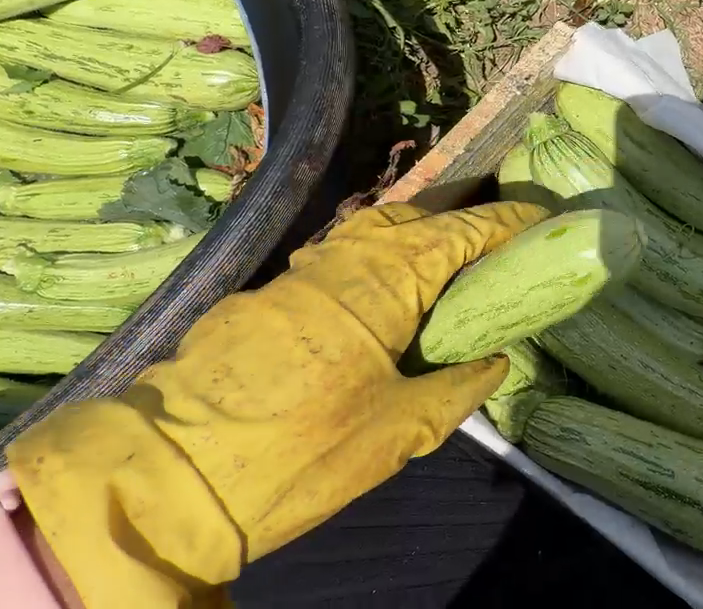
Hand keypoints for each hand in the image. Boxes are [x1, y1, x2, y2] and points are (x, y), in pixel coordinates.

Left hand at [6, 201, 548, 608]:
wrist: (159, 486)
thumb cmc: (300, 454)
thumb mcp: (400, 430)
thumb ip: (458, 388)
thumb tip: (493, 362)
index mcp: (387, 280)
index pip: (464, 230)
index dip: (508, 219)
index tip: (543, 216)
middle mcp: (343, 261)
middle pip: (415, 216)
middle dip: (460, 220)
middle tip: (495, 242)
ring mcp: (295, 276)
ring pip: (366, 231)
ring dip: (412, 234)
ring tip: (439, 262)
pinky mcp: (260, 302)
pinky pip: (332, 260)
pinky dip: (370, 260)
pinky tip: (374, 298)